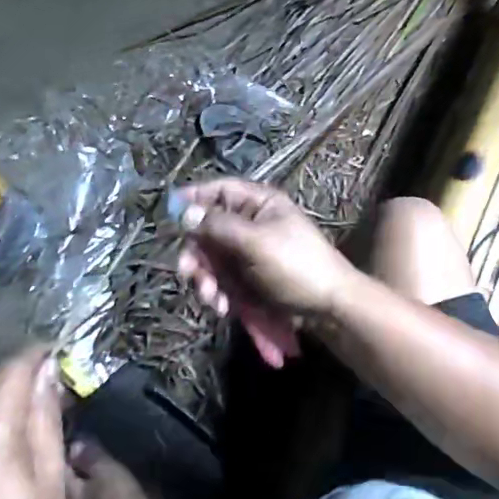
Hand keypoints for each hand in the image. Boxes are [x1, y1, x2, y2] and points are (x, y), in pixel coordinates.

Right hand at [173, 179, 361, 360]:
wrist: (328, 306)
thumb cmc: (296, 265)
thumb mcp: (256, 242)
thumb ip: (219, 226)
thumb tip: (185, 211)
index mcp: (260, 204)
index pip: (220, 190)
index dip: (194, 198)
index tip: (170, 212)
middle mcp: (252, 223)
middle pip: (209, 229)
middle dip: (198, 254)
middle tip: (190, 274)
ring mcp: (250, 252)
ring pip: (212, 259)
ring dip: (207, 279)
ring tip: (213, 299)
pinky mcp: (250, 277)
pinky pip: (223, 280)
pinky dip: (219, 293)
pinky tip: (224, 308)